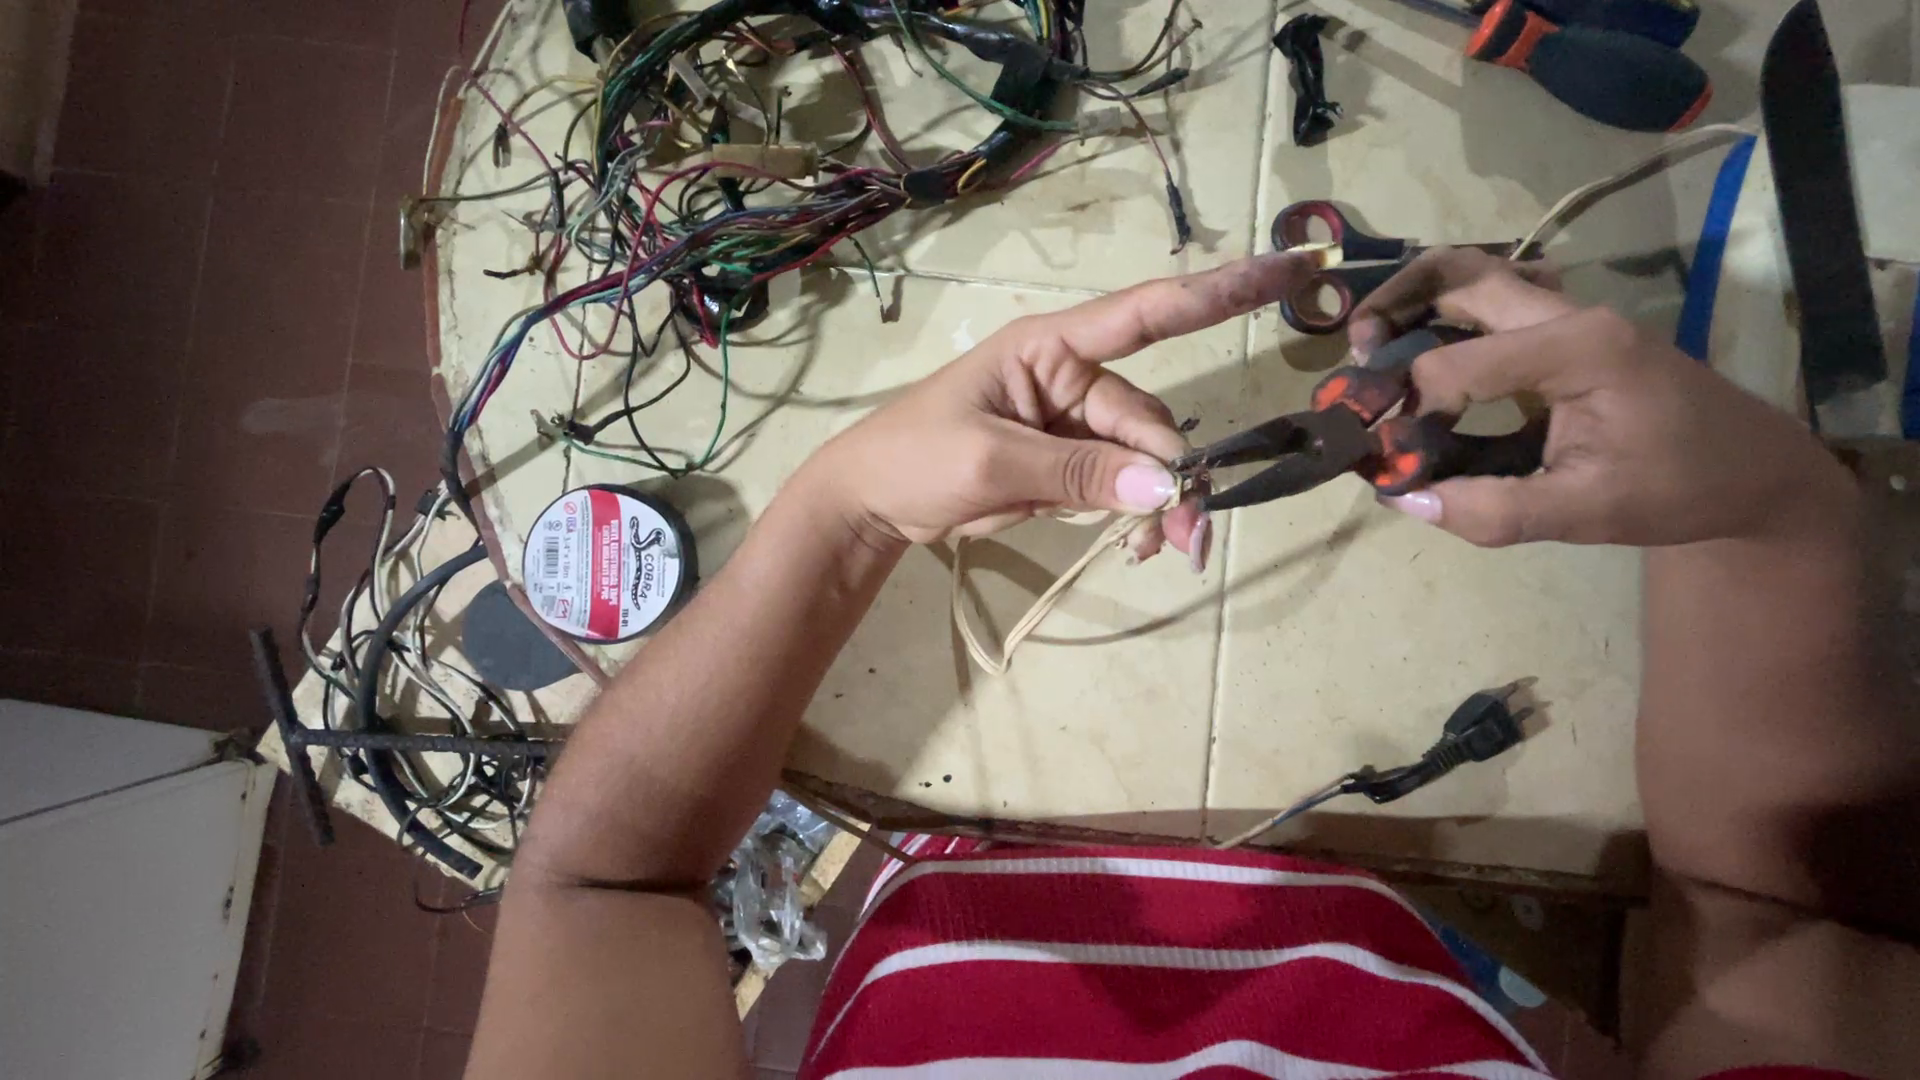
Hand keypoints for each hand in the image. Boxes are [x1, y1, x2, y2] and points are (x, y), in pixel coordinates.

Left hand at [806, 251, 1317, 563]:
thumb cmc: (915, 456)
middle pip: (1146, 418)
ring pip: (1138, 460)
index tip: (1292, 268)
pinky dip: (1130, 515)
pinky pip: (1116, 487)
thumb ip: (1077, 470)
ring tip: (1159, 548)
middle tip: (1185, 532)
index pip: (1143, 314)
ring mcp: (1069, 426)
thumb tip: (1165, 485)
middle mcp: (1069, 379)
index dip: (1218, 292)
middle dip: (1170, 473)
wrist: (874, 503)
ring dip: (1155, 502)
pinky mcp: (1065, 467)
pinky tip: (1130, 545)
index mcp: (1048, 348)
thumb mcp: (991, 460)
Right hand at [1350, 249, 1855, 547]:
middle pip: (1457, 275)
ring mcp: (1565, 315)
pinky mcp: (1559, 329)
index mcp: (1578, 350)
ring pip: (1469, 275)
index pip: (1453, 366)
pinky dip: (1436, 315)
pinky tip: (1415, 351)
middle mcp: (1566, 315)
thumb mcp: (1583, 515)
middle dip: (1390, 307)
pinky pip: (1485, 301)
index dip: (1407, 412)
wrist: (1754, 472)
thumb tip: (1401, 497)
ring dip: (1410, 301)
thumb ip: (1491, 511)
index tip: (1393, 457)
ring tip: (1370, 345)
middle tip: (1355, 353)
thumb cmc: (1677, 490)